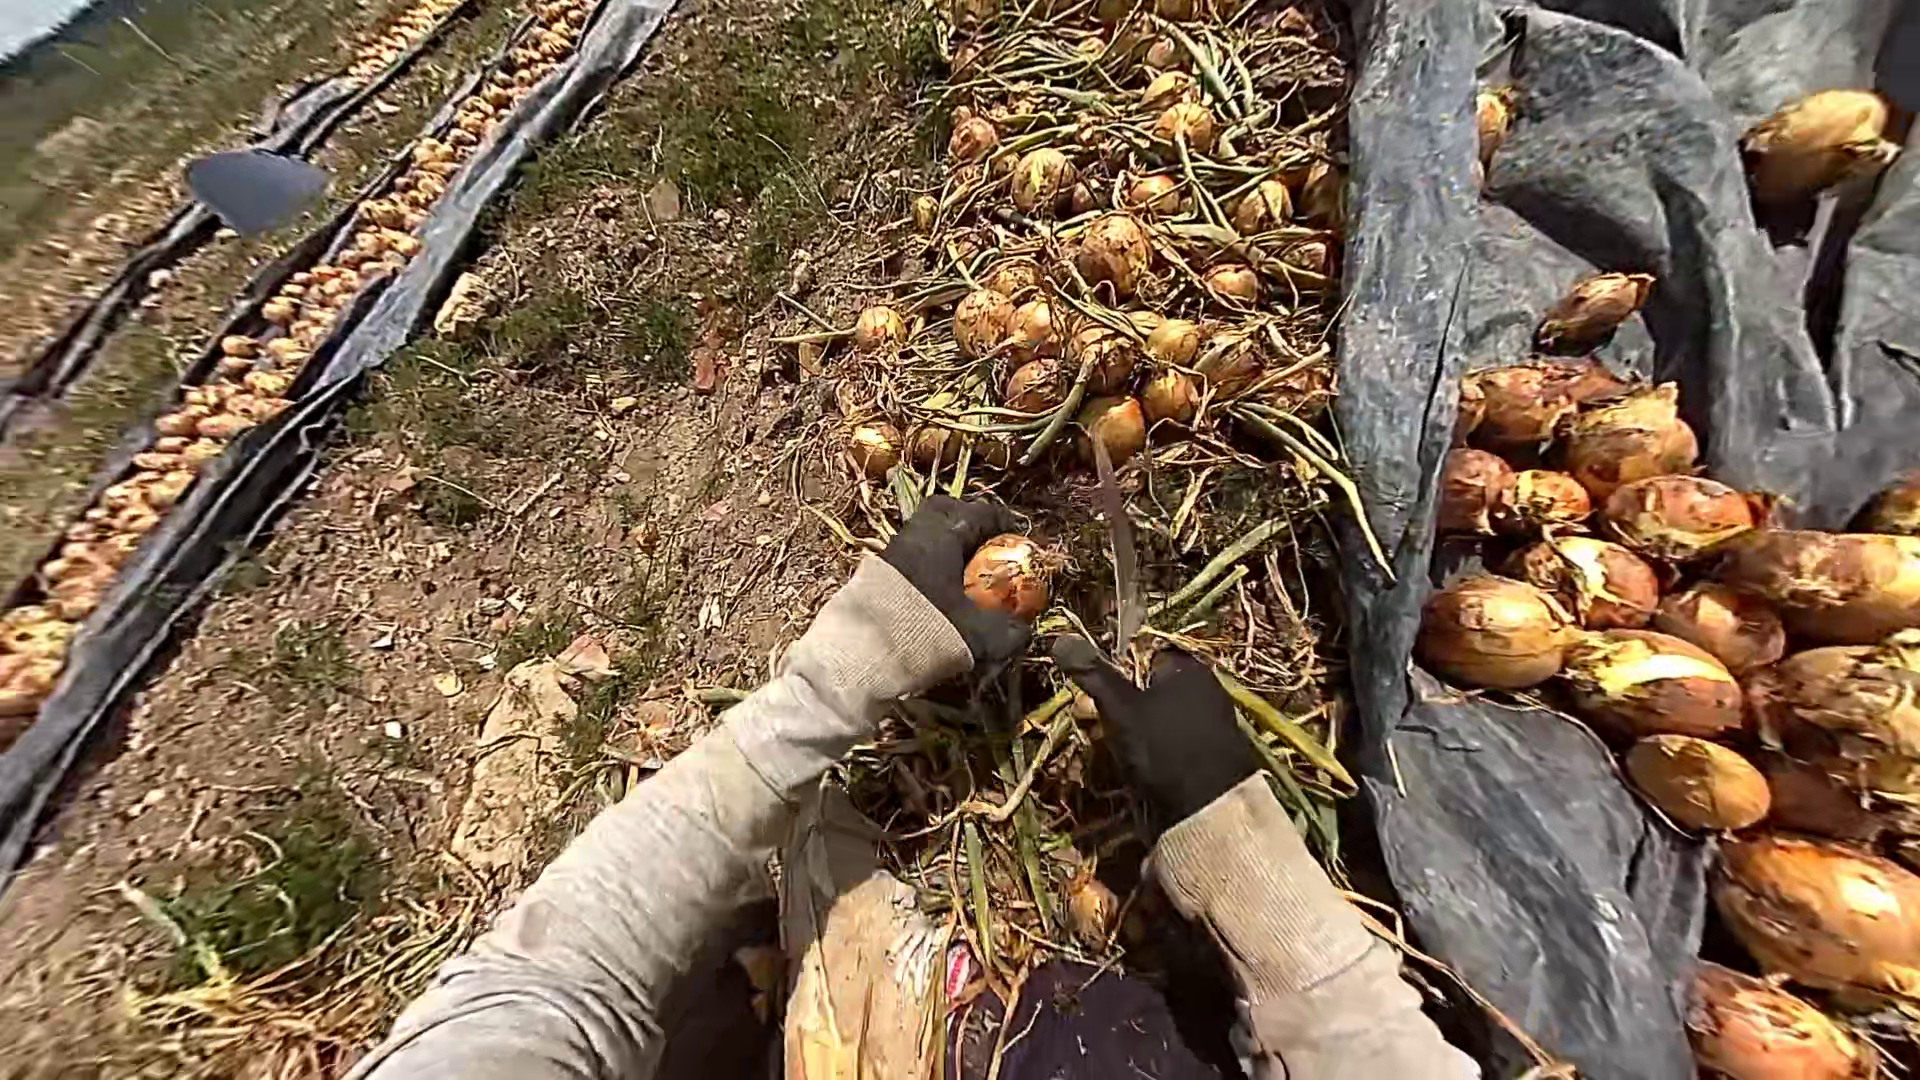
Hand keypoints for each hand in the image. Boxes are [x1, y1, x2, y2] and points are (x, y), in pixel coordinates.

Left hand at [882, 495, 1031, 667]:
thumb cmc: (925, 632)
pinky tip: (939, 590)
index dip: (1003, 521)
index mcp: (941, 537)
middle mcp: (914, 536)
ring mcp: (892, 552)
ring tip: (964, 572)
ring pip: (924, 533)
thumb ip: (1008, 631)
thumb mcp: (977, 636)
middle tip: (986, 544)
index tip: (1016, 536)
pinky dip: (929, 564)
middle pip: (943, 510)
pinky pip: (911, 555)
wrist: (861, 655)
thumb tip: (1024, 629)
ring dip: (946, 544)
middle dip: (968, 521)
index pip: (978, 512)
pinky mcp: (876, 573)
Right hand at [1052, 637, 1256, 826]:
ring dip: (1128, 729)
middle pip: (1145, 684)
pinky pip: (1166, 740)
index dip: (1111, 668)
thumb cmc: (1163, 748)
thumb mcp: (1121, 707)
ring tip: (1110, 747)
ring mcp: (1208, 724)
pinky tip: (1133, 766)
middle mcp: (1203, 690)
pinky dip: (1147, 749)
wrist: (1209, 816)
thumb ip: (1093, 673)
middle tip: (1093, 720)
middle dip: (1116, 702)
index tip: (1091, 689)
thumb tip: (1061, 639)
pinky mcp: (1206, 755)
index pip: (1141, 652)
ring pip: (1153, 715)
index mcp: (1188, 668)